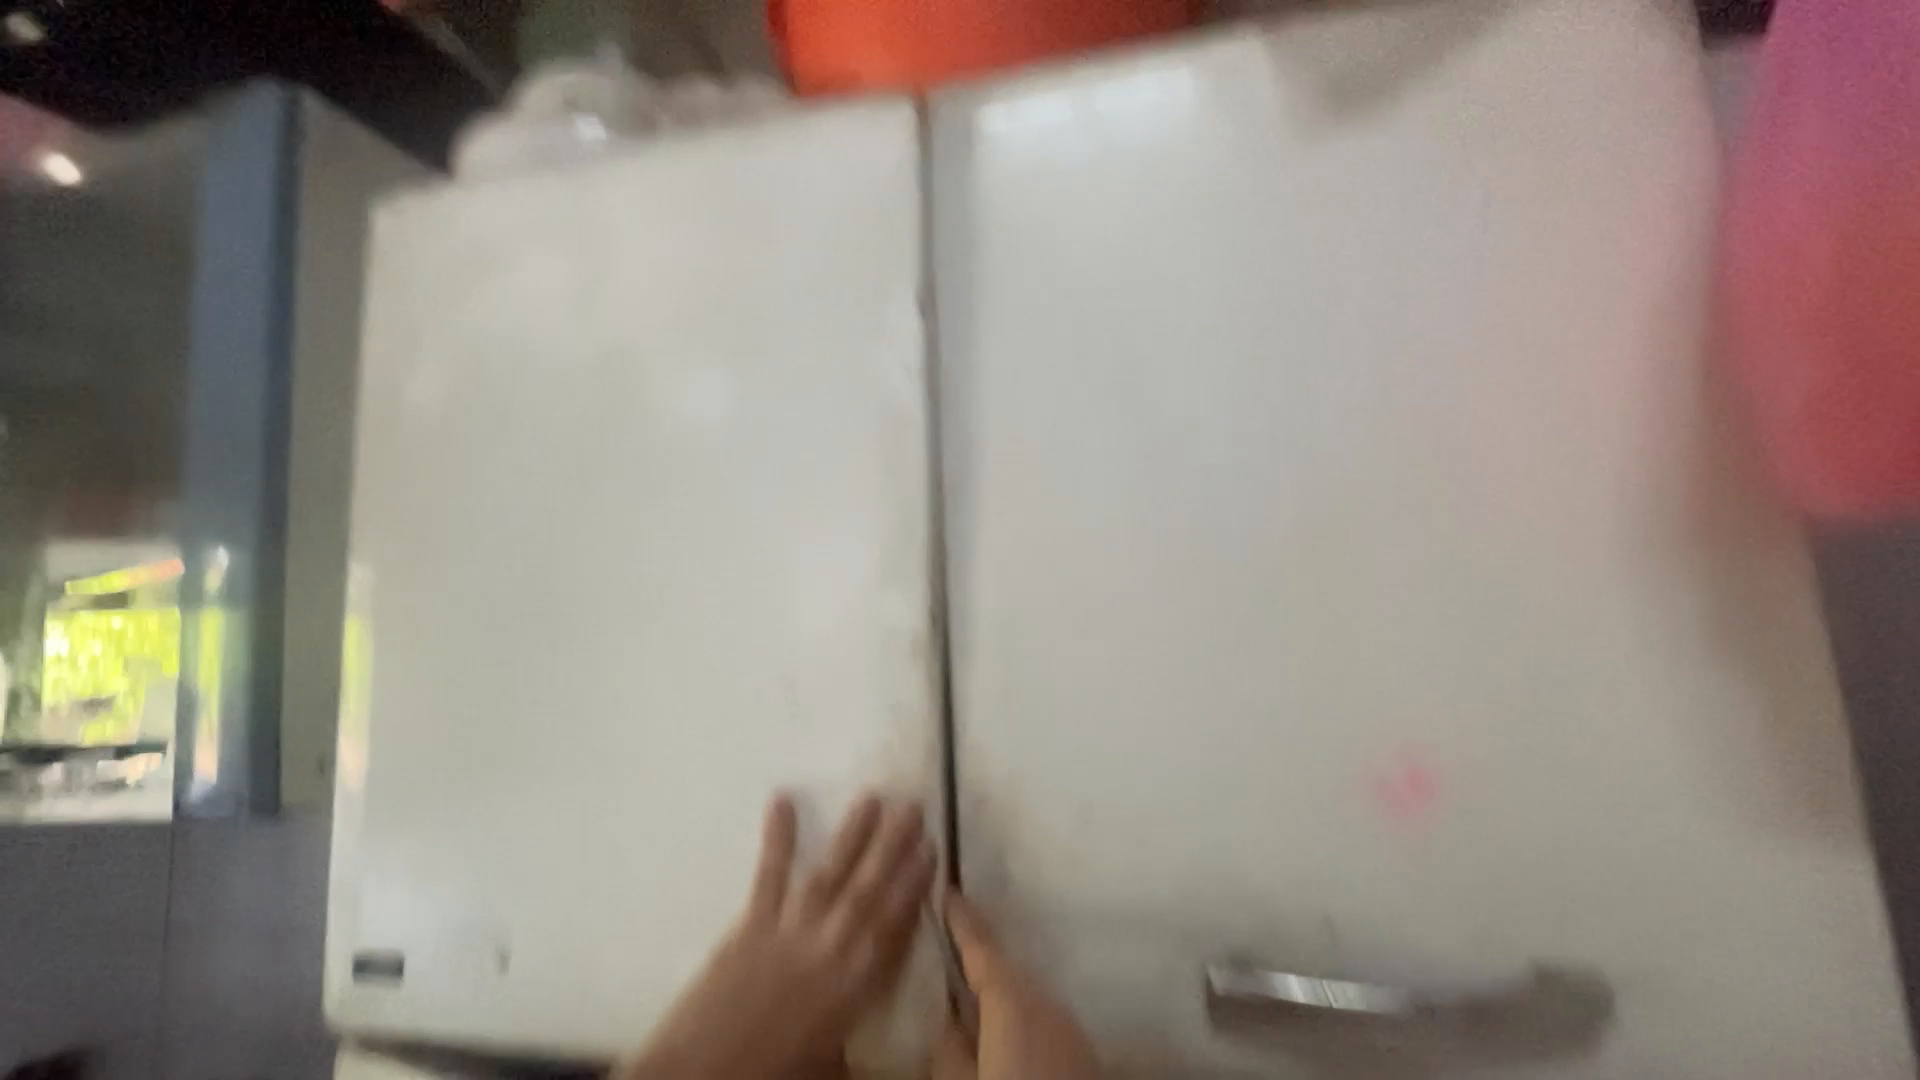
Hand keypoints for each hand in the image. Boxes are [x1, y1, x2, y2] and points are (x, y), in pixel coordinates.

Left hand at [623, 793, 936, 1079]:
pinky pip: (768, 875)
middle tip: (913, 807)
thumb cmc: (773, 1073)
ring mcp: (790, 931)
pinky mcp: (752, 925)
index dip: (914, 886)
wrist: (702, 1078)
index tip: (932, 849)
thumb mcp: (832, 1064)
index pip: (893, 926)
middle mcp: (830, 949)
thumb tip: (895, 1044)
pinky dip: (777, 838)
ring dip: (852, 835)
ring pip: (829, 875)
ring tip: (872, 798)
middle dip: (893, 847)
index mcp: (854, 985)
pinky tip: (783, 800)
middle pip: (868, 891)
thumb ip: (863, 1041)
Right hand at [930, 894, 1100, 1079]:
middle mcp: (1046, 1003)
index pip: (981, 946)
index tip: (948, 890)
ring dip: (997, 992)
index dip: (962, 919)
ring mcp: (1071, 1031)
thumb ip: (950, 1054)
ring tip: (967, 992)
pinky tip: (999, 1036)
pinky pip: (1041, 1022)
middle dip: (977, 956)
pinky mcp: (1082, 1059)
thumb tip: (946, 1027)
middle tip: (948, 942)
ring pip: (1025, 997)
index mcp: (1012, 1001)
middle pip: (1005, 969)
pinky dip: (1016, 1018)